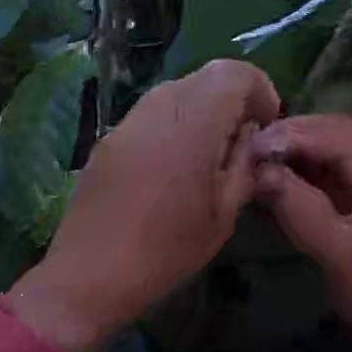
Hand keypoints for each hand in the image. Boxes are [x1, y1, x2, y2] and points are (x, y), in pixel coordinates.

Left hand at [8, 60, 280, 351]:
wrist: (88, 277)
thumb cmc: (165, 253)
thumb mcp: (222, 214)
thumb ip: (242, 164)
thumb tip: (247, 134)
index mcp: (190, 125)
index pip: (231, 74)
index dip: (257, 90)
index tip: (263, 126)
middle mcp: (152, 113)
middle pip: (198, 80)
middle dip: (226, 101)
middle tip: (235, 143)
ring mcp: (121, 128)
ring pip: (167, 97)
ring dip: (194, 115)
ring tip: (201, 159)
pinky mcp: (101, 147)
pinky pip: (142, 121)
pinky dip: (164, 130)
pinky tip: (165, 172)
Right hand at [252, 115, 351, 351]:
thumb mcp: (339, 255)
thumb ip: (299, 208)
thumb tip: (258, 170)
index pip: (345, 136)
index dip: (296, 135)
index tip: (251, 146)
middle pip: (344, 136)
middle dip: (295, 138)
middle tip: (248, 150)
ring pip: (338, 154)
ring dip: (297, 155)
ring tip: (255, 163)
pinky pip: (337, 178)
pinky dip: (305, 177)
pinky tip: (276, 184)